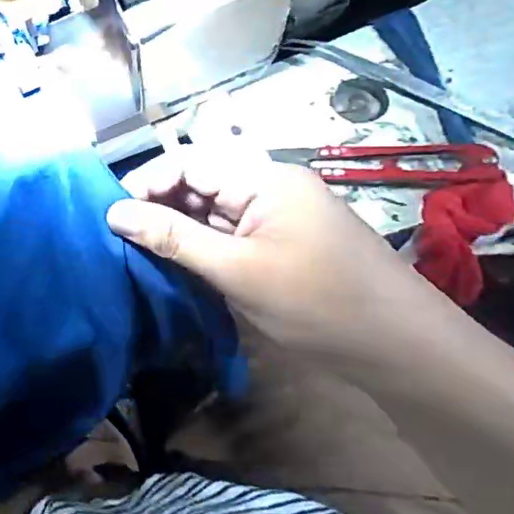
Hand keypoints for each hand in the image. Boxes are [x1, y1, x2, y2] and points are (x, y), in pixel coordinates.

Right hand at [106, 146, 448, 360]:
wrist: (404, 350)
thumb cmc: (318, 304)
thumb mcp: (236, 271)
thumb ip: (172, 237)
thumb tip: (113, 212)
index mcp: (264, 178)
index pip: (188, 162)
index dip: (145, 184)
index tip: (110, 217)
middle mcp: (270, 185)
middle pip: (200, 181)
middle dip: (159, 205)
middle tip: (120, 239)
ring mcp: (279, 213)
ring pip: (213, 207)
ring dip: (178, 226)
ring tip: (141, 252)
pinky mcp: (282, 239)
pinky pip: (230, 229)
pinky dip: (203, 243)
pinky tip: (178, 262)